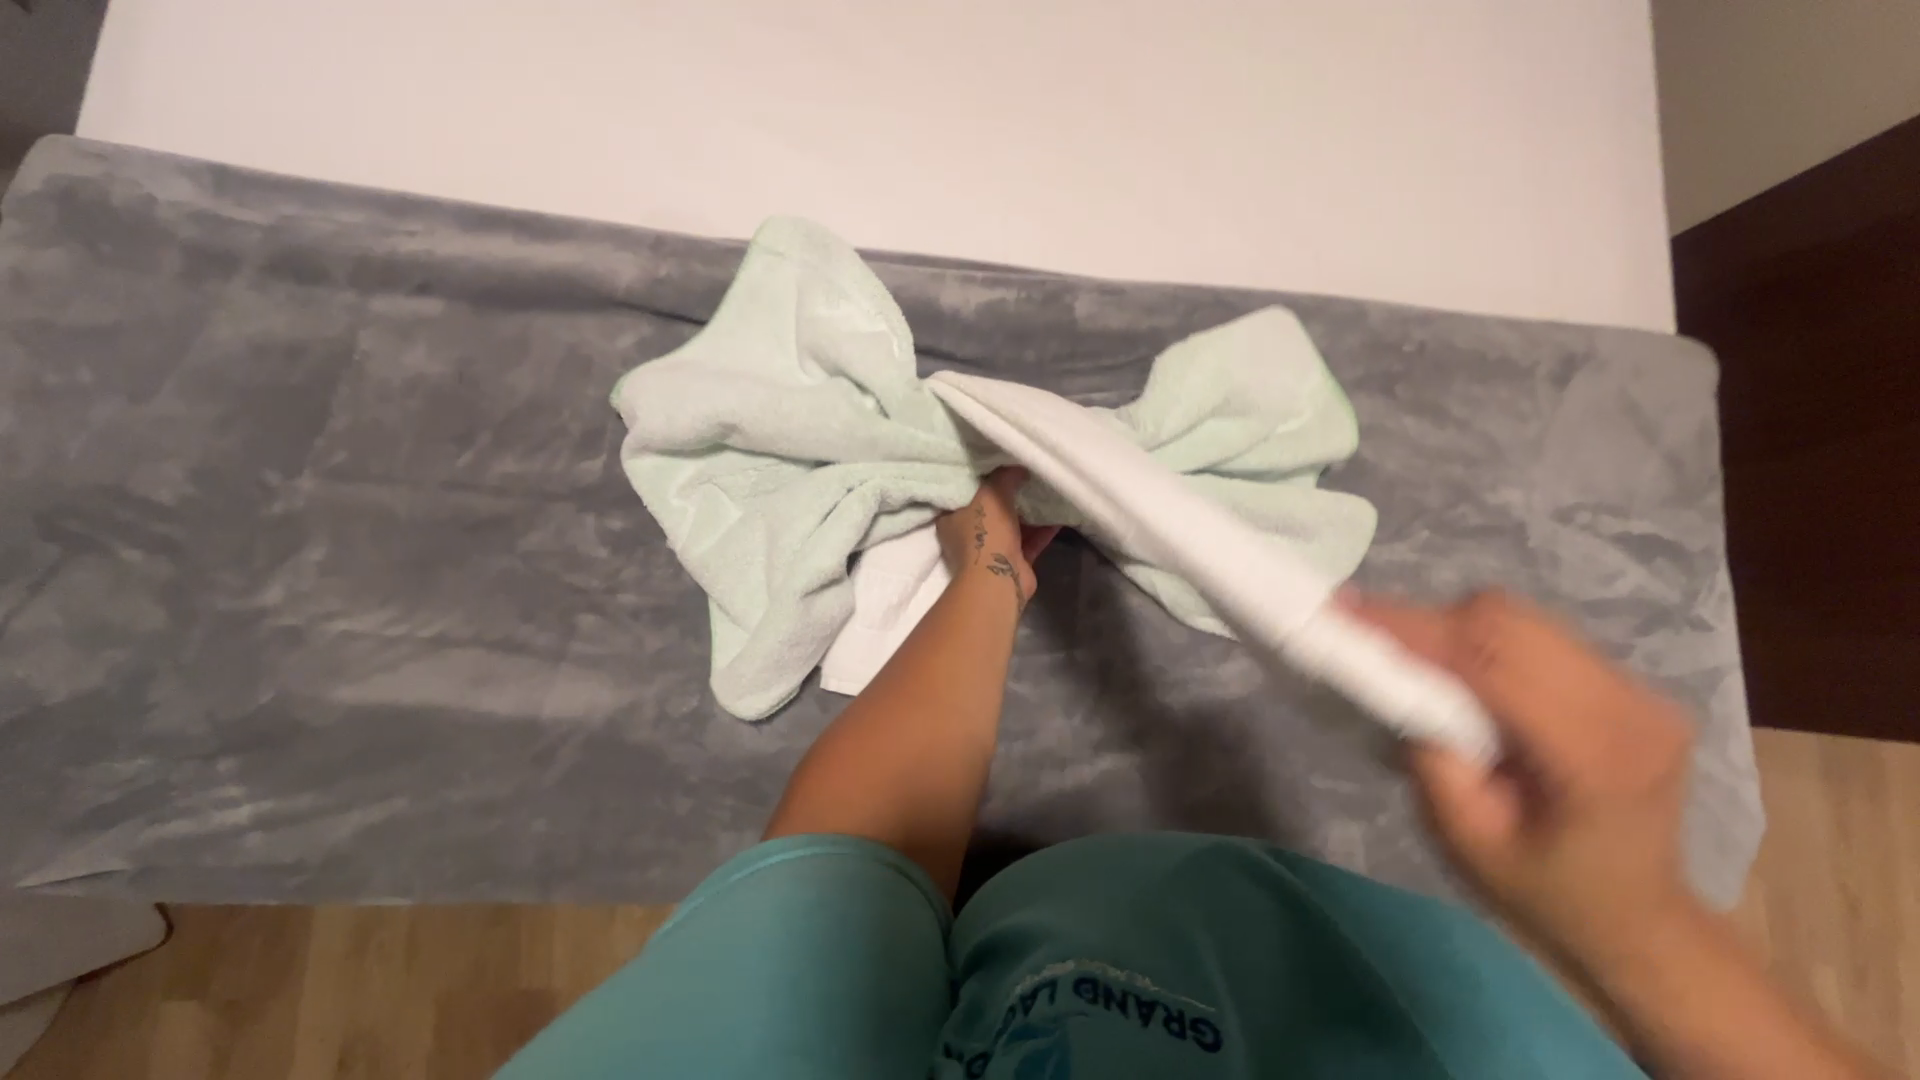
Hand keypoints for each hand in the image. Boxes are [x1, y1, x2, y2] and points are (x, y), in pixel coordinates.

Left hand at [935, 467, 1059, 611]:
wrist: (999, 579)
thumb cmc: (985, 533)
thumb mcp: (991, 494)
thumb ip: (1004, 477)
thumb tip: (1019, 467)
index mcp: (951, 520)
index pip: (962, 495)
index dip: (979, 480)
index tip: (995, 466)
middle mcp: (968, 537)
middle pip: (990, 511)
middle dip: (1008, 496)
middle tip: (1025, 476)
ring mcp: (991, 552)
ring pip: (1013, 527)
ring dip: (1029, 513)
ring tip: (1045, 491)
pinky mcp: (1014, 563)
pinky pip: (1030, 541)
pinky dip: (1043, 530)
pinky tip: (1059, 514)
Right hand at [1350, 591, 1699, 968]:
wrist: (1638, 919)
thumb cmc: (1543, 891)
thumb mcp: (1465, 840)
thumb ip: (1433, 761)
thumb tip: (1400, 684)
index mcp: (1596, 757)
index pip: (1491, 664)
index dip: (1415, 632)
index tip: (1347, 614)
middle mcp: (1629, 708)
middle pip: (1507, 623)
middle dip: (1427, 620)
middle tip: (1365, 629)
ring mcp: (1639, 691)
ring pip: (1521, 618)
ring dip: (1453, 625)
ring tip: (1403, 645)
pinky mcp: (1629, 684)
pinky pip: (1538, 634)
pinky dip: (1481, 637)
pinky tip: (1452, 661)